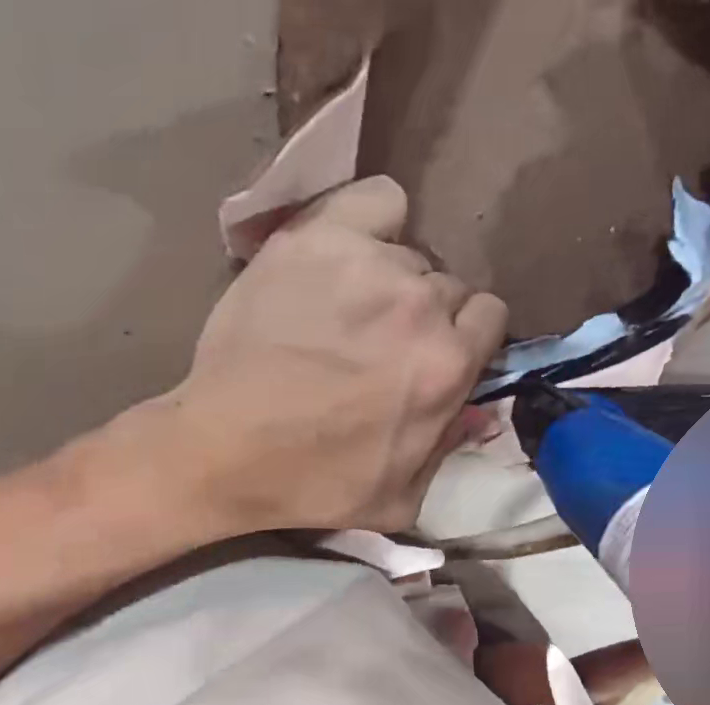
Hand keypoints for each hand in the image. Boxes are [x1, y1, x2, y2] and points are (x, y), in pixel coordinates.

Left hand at [126, 176, 508, 535]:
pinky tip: (345, 251)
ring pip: (404, 254)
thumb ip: (448, 450)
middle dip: (420, 316)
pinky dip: (368, 221)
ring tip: (338, 313)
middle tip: (373, 344)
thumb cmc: (307, 483)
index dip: (459, 339)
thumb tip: (480, 409)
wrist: (221, 450)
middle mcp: (419, 302)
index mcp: (447, 364)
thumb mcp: (395, 499)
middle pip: (444, 287)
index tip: (425, 357)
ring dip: (384, 281)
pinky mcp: (314, 238)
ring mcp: (365, 263)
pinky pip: (372, 200)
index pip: (488, 316)